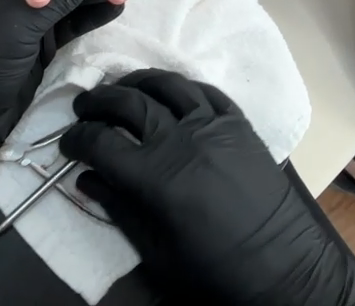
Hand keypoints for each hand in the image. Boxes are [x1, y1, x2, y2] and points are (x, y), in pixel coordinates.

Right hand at [63, 70, 354, 305]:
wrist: (286, 271)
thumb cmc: (216, 271)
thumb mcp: (158, 254)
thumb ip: (119, 209)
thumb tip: (86, 179)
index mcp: (156, 177)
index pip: (101, 143)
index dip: (78, 139)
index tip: (68, 142)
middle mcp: (180, 139)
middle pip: (128, 102)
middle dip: (99, 101)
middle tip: (85, 107)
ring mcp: (212, 125)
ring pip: (166, 85)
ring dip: (137, 82)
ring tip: (122, 88)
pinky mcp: (238, 124)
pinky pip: (204, 91)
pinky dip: (181, 87)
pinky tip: (170, 92)